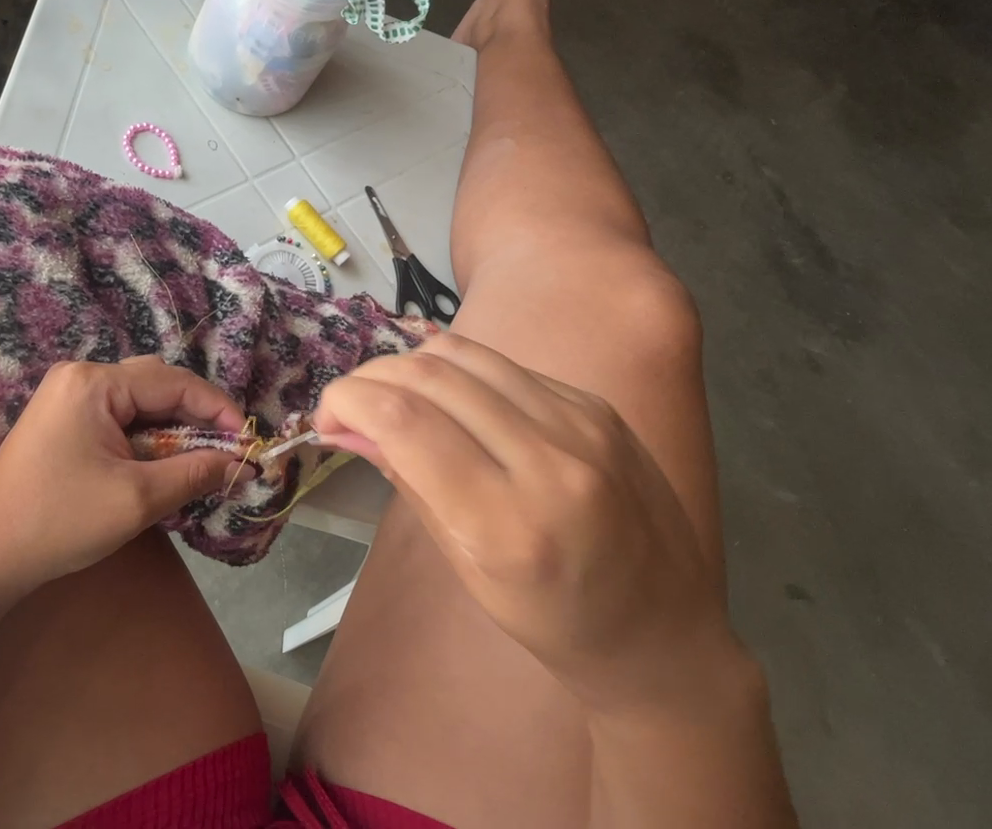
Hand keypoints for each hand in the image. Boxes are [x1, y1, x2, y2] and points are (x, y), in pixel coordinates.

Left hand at [0, 356, 247, 590]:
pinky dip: (145, 437)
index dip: (217, 409)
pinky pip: (116, 417)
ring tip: (201, 460)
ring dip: (172, 428)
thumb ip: (195, 472)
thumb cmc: (61, 521)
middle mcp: (78, 377)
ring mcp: (65, 397)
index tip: (249, 441)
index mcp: (93, 383)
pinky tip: (161, 462)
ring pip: (137, 402)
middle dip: (196, 416)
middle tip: (227, 451)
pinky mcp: (61, 420)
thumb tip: (242, 463)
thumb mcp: (137, 499)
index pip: (173, 382)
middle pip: (155, 384)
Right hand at [314, 334, 746, 714]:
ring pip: (465, 356)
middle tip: (348, 403)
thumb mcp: (465, 568)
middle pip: (431, 376)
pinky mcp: (596, 407)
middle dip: (369, 377)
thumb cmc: (552, 620)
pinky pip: (505, 367)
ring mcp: (581, 425)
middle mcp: (549, 461)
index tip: (326, 416)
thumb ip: (407, 482)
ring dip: (408, 364)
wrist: (664, 635)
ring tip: (390, 393)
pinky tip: (445, 399)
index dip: (348, 400)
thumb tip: (346, 426)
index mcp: (507, 524)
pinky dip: (456, 372)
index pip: (405, 422)